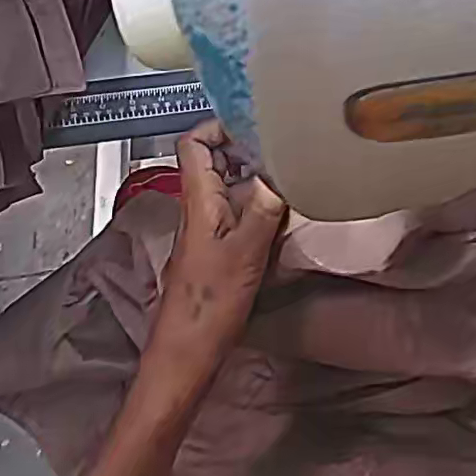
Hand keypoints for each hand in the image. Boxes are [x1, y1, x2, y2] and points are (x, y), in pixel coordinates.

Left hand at [150, 120, 286, 373]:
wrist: (187, 351)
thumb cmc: (210, 302)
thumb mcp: (246, 251)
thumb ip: (265, 207)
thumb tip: (282, 170)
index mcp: (198, 200)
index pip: (192, 144)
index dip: (217, 126)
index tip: (252, 124)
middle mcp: (199, 208)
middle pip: (213, 160)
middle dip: (244, 147)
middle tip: (279, 147)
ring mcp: (207, 228)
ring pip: (227, 186)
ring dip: (254, 176)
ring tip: (288, 173)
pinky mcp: (217, 247)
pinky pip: (236, 211)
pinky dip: (257, 203)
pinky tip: (283, 210)